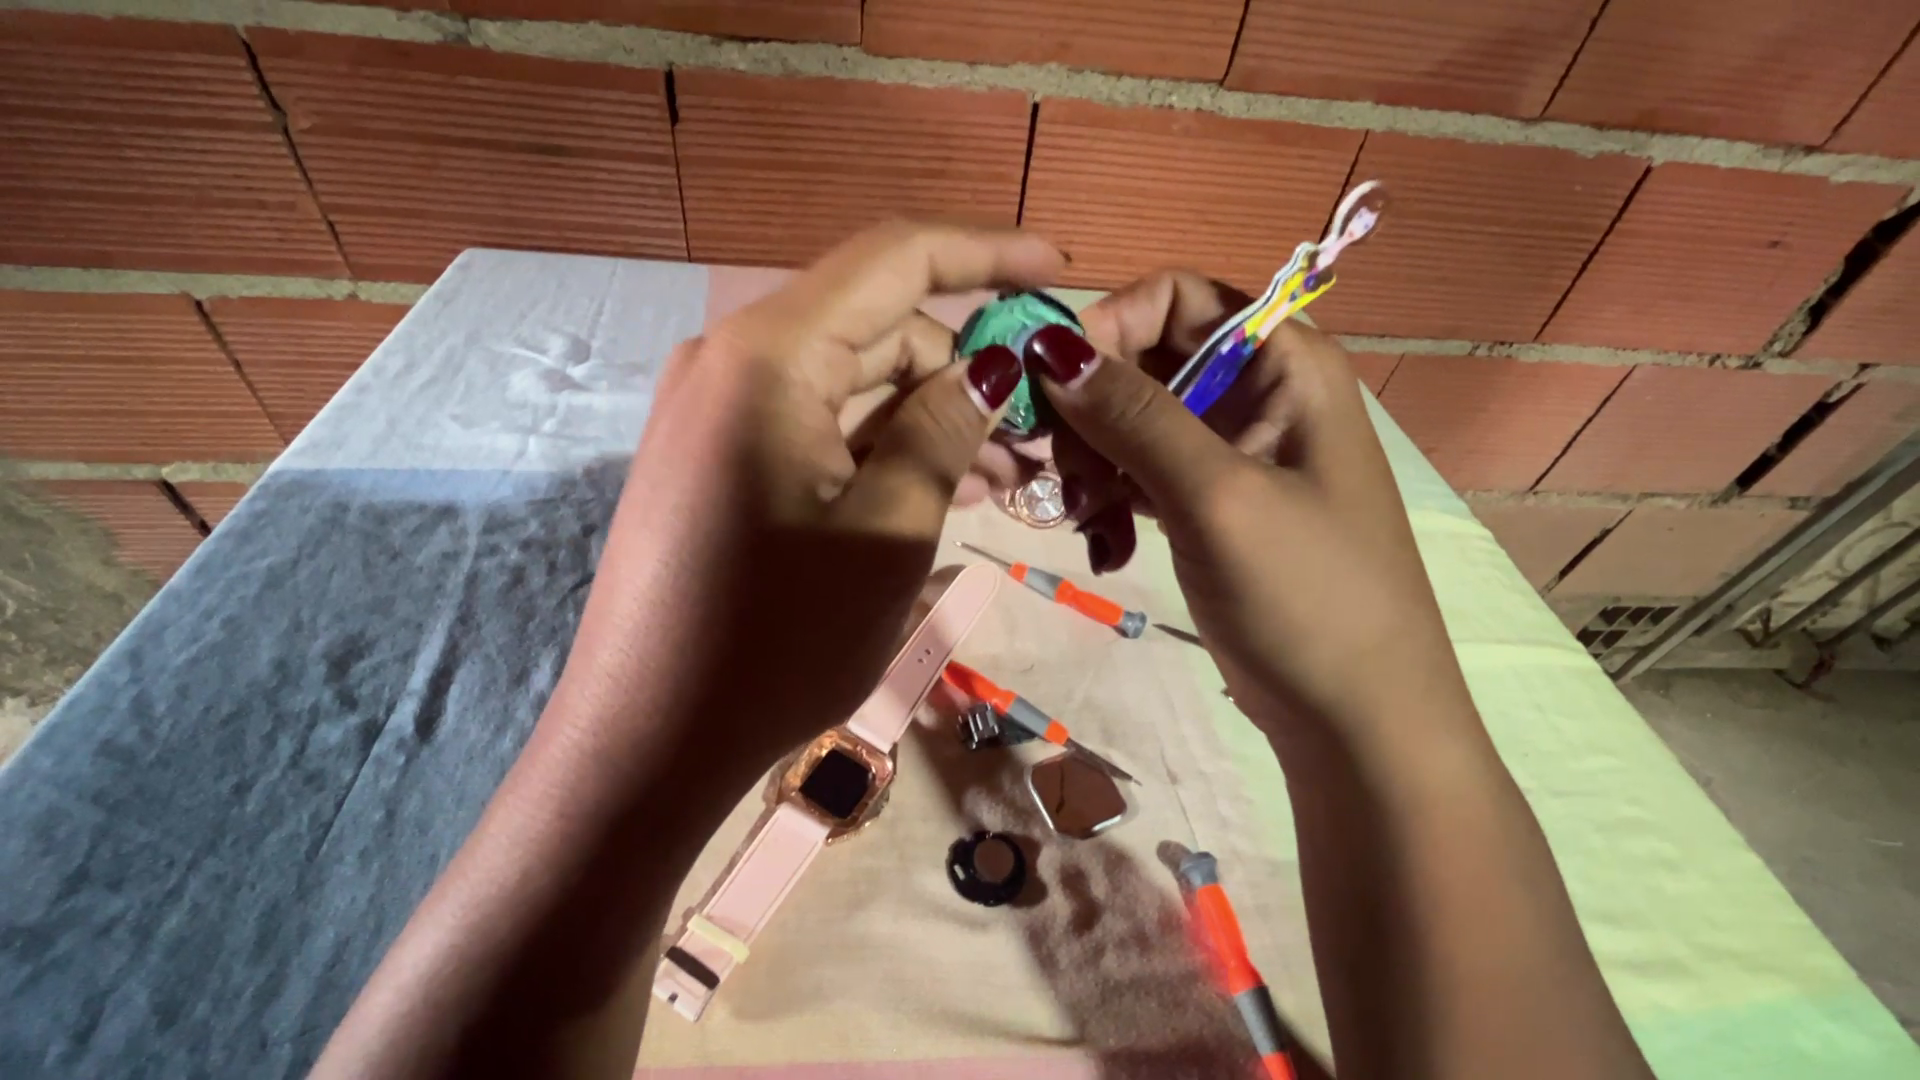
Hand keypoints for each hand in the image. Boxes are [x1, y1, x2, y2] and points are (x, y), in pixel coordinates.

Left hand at [557, 223, 1063, 784]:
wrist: (649, 739)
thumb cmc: (776, 641)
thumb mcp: (888, 530)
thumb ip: (945, 429)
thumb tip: (992, 368)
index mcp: (769, 355)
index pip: (896, 258)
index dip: (986, 252)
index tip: (1059, 267)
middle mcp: (732, 360)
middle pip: (876, 325)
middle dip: (963, 367)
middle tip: (1037, 433)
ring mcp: (717, 411)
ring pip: (849, 381)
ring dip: (927, 414)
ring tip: (1002, 478)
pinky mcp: (716, 458)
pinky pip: (816, 424)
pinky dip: (879, 444)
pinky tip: (935, 487)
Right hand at [1030, 271, 1468, 733]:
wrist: (1357, 719)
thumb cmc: (1307, 596)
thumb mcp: (1217, 496)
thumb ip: (1134, 415)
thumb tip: (1048, 345)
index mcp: (1284, 365)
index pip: (1176, 298)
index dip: (1108, 327)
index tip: (1052, 387)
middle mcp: (1259, 395)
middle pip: (1145, 361)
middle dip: (1088, 408)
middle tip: (1055, 471)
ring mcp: (1234, 455)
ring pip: (1134, 423)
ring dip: (1091, 462)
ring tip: (1080, 520)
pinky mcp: (1211, 507)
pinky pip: (1141, 476)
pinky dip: (1111, 501)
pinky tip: (1100, 546)